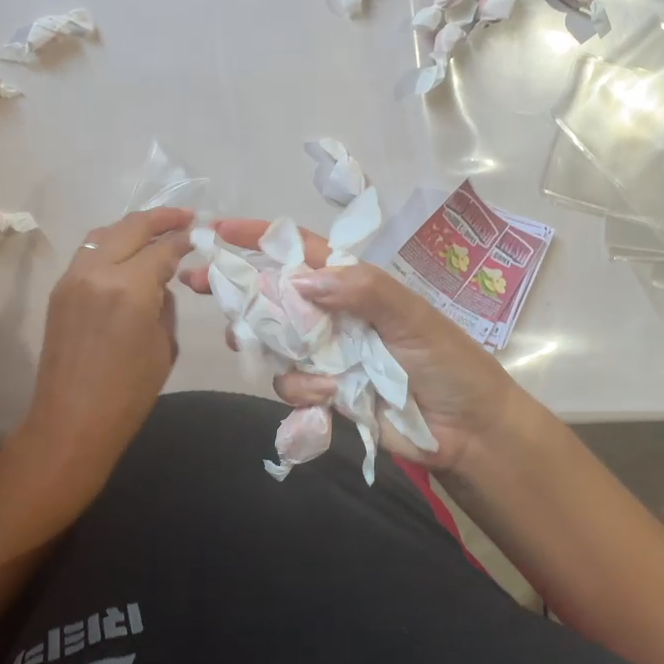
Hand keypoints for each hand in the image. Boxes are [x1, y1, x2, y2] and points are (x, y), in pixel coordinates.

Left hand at [17, 208, 194, 478]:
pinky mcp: (59, 290)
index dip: (184, 237)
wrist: (71, 420)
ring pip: (104, 235)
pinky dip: (109, 245)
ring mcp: (72, 278)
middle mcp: (97, 272)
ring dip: (130, 228)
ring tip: (154, 232)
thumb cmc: (128, 393)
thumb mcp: (163, 346)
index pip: (163, 247)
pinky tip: (126, 255)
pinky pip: (88, 253)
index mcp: (129, 288)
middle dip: (159, 219)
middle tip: (183, 218)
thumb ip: (163, 303)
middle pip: (130, 228)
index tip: (200, 230)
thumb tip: (160, 280)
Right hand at [180, 219, 532, 475]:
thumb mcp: (414, 318)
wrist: (469, 434)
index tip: (218, 229)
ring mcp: (322, 354)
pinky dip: (302, 387)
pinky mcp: (320, 392)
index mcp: (352, 285)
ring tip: (243, 340)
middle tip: (195, 282)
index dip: (260, 236)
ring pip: (269, 339)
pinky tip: (330, 394)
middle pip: (270, 293)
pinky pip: (288, 382)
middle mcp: (329, 314)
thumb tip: (300, 281)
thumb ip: (363, 291)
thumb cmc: (450, 364)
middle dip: (232, 286)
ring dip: (255, 338)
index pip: (300, 250)